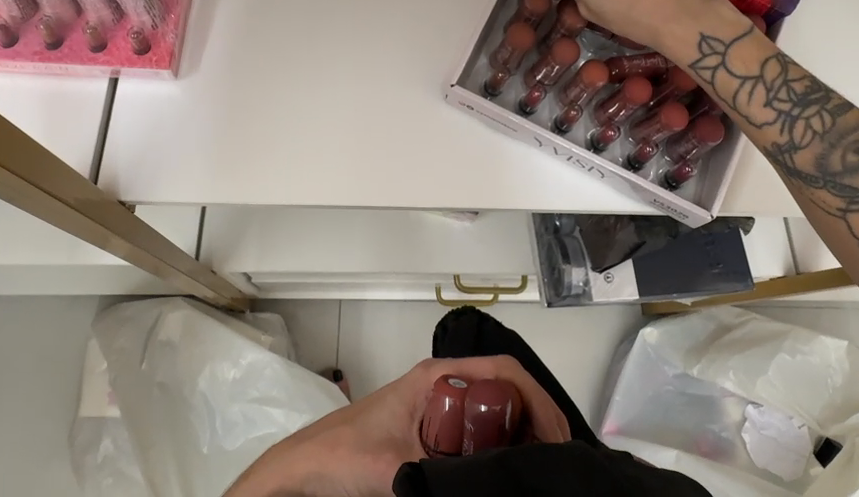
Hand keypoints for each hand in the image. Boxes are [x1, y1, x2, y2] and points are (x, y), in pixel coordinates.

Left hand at [225, 356, 571, 496]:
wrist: (300, 471)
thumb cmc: (343, 456)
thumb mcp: (399, 469)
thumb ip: (442, 480)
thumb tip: (490, 487)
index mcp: (436, 378)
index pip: (504, 373)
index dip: (539, 401)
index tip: (558, 441)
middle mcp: (441, 385)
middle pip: (506, 391)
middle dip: (537, 422)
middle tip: (555, 464)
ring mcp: (435, 408)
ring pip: (494, 413)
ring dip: (520, 437)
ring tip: (538, 471)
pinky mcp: (429, 433)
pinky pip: (476, 434)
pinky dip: (498, 449)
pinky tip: (504, 475)